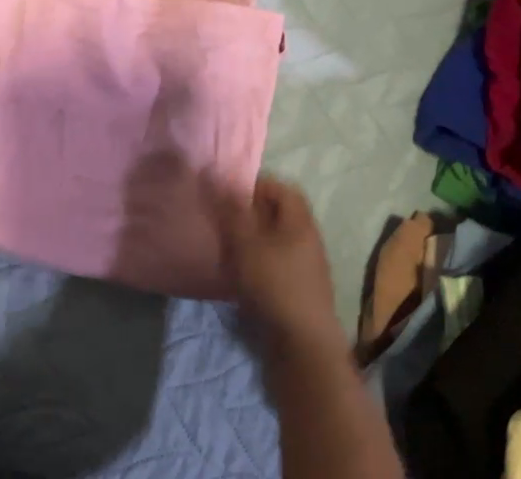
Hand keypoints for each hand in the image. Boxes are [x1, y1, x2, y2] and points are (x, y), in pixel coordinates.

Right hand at [220, 175, 344, 350]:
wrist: (302, 347)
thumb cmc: (274, 285)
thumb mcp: (246, 242)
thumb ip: (229, 209)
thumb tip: (212, 174)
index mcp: (301, 223)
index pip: (282, 189)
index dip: (256, 185)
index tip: (228, 193)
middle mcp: (308, 241)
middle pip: (278, 215)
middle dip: (250, 213)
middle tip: (222, 218)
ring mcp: (306, 268)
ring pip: (275, 240)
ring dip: (251, 239)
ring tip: (226, 245)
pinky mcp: (298, 291)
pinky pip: (275, 263)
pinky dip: (256, 262)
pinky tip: (238, 273)